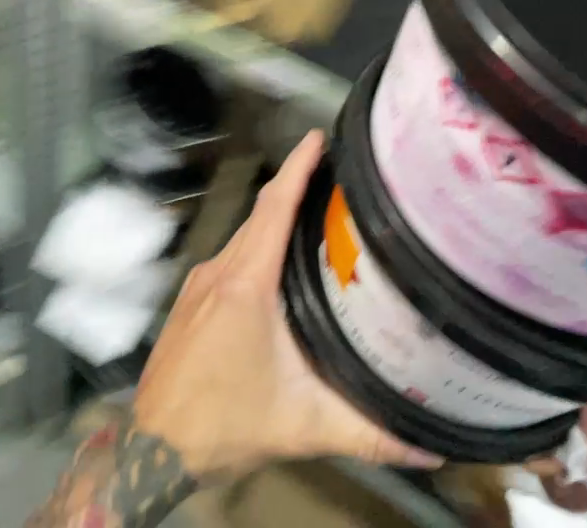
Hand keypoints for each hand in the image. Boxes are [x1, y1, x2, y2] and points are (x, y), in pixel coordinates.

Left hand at [133, 131, 441, 479]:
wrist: (155, 443)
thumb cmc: (224, 424)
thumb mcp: (303, 426)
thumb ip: (370, 433)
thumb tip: (430, 448)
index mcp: (246, 284)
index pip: (274, 209)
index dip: (297, 169)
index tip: (317, 138)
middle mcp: (219, 271)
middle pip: (260, 217)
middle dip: (294, 190)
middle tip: (337, 179)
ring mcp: (198, 284)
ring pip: (242, 237)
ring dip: (274, 221)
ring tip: (316, 215)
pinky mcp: (190, 299)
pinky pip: (229, 257)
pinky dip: (255, 247)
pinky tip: (277, 265)